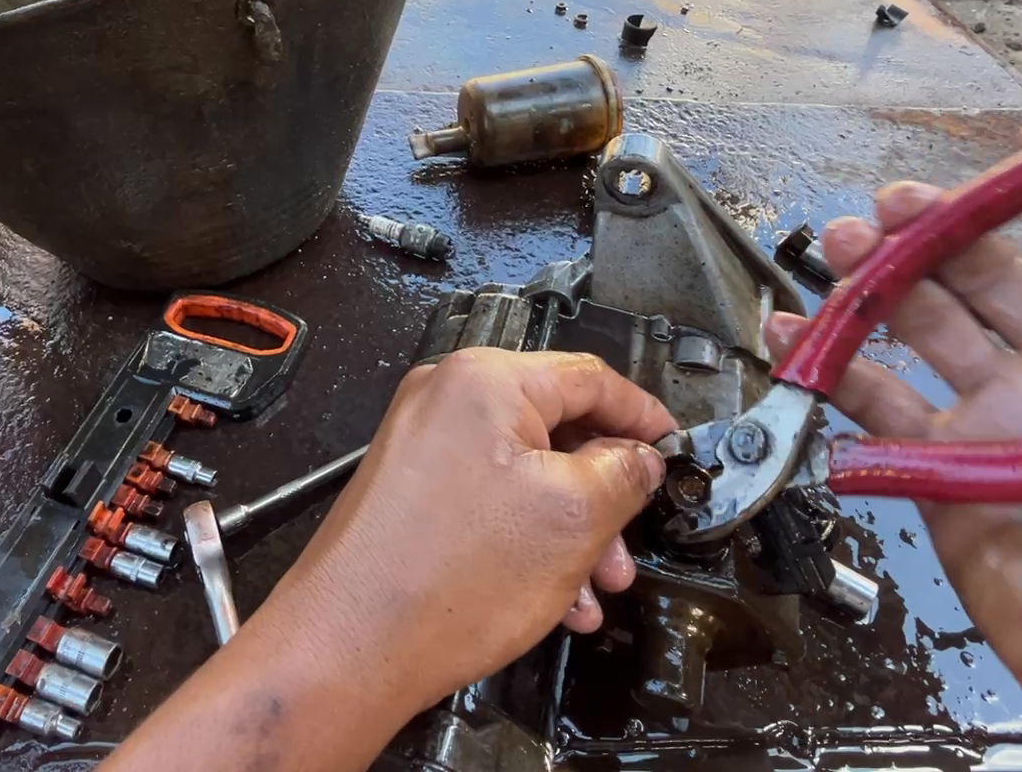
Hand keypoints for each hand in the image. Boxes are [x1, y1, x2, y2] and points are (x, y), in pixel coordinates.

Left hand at [101, 349, 673, 771]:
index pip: (590, 377)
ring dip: (570, 526)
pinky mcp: (411, 484)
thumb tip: (639, 459)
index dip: (642, 415)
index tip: (672, 446)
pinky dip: (527, 535)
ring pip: (525, 471)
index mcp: (486, 380)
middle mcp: (447, 396)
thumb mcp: (572, 518)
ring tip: (596, 584)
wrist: (349, 644)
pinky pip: (489, 496)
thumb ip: (622, 474)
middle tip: (632, 538)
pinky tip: (555, 594)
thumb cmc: (447, 575)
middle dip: (603, 491)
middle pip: (556, 428)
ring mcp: (424, 440)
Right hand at [765, 116, 1021, 771]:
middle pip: (991, 275)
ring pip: (919, 333)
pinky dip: (826, 374)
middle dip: (940, 229)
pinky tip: (794, 339)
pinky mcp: (946, 478)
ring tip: (837, 251)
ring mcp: (1001, 426)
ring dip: (873, 285)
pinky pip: (875, 414)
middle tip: (892, 206)